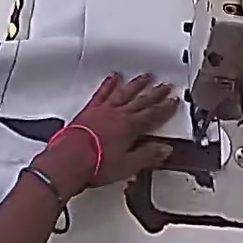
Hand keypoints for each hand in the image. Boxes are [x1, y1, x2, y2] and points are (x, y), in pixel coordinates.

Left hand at [34, 73, 178, 195]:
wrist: (69, 160)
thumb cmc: (94, 164)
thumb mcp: (128, 165)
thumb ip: (148, 156)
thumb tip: (163, 150)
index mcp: (130, 127)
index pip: (153, 115)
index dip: (165, 108)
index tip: (173, 101)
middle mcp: (119, 114)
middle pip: (142, 100)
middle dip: (156, 92)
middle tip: (165, 85)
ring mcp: (104, 110)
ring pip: (125, 92)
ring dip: (136, 84)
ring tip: (145, 77)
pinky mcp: (90, 110)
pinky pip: (103, 93)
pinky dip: (109, 84)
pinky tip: (113, 78)